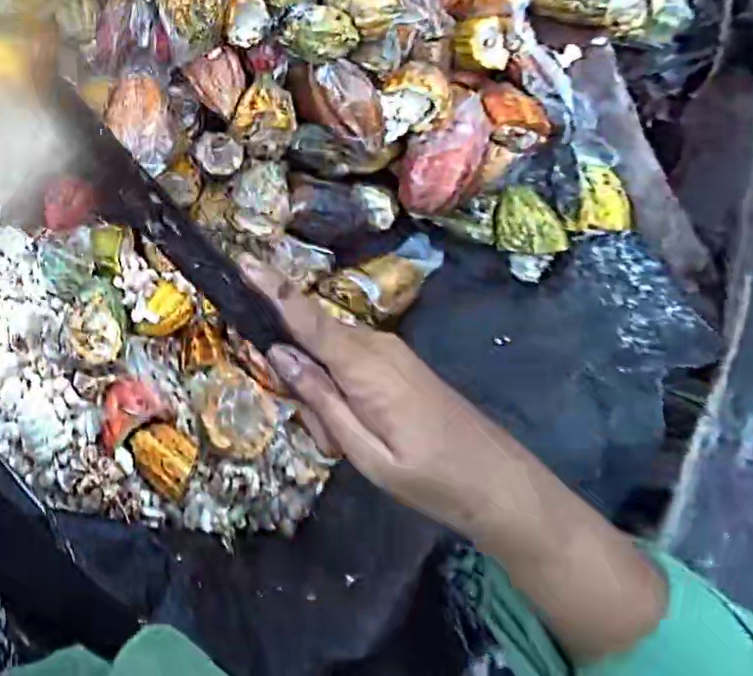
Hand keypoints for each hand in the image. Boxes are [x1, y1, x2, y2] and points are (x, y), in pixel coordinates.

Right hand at [238, 255, 557, 542]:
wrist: (511, 491)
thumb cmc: (437, 481)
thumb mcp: (366, 453)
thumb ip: (319, 398)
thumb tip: (278, 352)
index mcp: (364, 366)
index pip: (306, 317)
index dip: (271, 288)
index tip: (241, 261)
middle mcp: (374, 345)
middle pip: (308, 341)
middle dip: (299, 379)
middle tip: (325, 435)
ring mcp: (388, 350)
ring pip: (325, 354)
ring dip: (321, 392)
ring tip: (348, 442)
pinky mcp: (395, 360)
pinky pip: (345, 361)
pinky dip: (339, 390)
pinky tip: (360, 429)